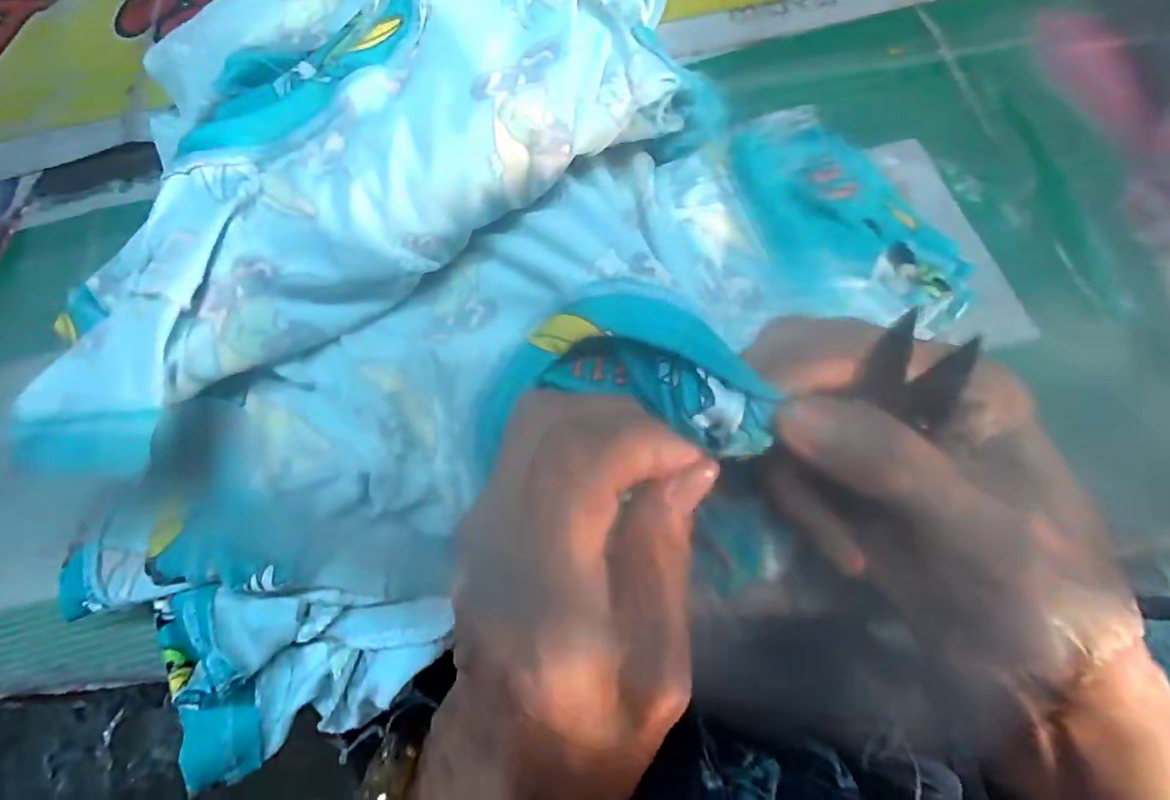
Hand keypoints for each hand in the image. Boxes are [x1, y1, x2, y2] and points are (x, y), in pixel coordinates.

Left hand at [416, 392, 718, 799]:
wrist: (503, 754)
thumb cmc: (593, 731)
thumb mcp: (660, 674)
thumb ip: (665, 558)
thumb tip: (691, 464)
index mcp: (545, 592)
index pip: (579, 464)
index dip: (644, 438)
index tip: (695, 454)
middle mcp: (494, 538)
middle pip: (548, 423)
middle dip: (623, 415)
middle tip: (674, 445)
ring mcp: (474, 521)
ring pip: (530, 419)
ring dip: (597, 415)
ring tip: (648, 448)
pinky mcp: (474, 515)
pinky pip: (524, 441)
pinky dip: (576, 431)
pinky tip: (613, 459)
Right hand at [745, 317, 1169, 798]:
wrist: (1040, 672)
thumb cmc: (1034, 593)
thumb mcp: (974, 527)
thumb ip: (885, 459)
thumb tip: (783, 412)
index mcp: (955, 378)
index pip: (845, 344)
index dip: (785, 370)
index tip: (740, 415)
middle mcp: (904, 386)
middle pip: (799, 362)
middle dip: (770, 413)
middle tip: (748, 460)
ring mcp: (868, 425)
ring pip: (780, 412)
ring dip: (789, 476)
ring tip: (838, 544)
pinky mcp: (841, 465)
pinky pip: (785, 458)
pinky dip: (794, 501)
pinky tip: (840, 550)